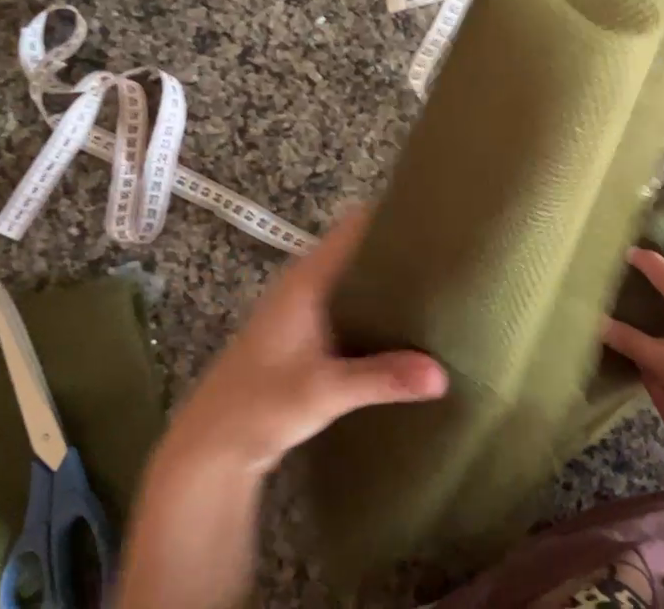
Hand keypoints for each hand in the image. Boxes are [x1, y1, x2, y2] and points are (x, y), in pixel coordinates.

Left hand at [156, 205, 447, 476]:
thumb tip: (442, 375)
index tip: (436, 216)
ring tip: (444, 283)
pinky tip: (411, 323)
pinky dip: (380, 307)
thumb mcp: (323, 392)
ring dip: (393, 280)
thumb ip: (382, 379)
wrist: (211, 448)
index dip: (391, 214)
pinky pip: (354, 305)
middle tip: (452, 254)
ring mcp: (307, 310)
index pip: (355, 226)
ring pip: (359, 279)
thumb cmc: (258, 406)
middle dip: (402, 249)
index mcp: (308, 279)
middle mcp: (308, 284)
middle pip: (362, 249)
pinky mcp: (310, 336)